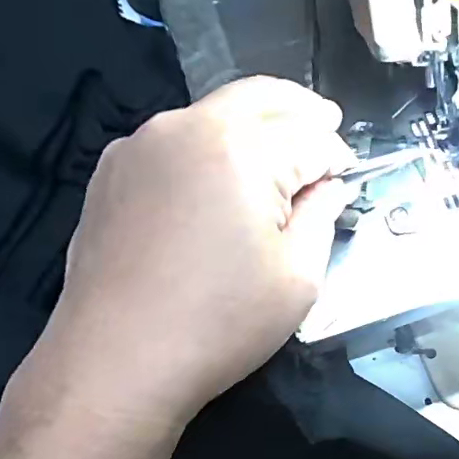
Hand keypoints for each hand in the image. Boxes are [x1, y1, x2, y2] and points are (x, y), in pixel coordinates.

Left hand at [14, 77, 355, 436]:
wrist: (118, 360)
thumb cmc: (221, 323)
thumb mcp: (298, 279)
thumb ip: (321, 218)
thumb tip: (328, 187)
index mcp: (239, 149)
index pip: (308, 135)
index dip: (336, 154)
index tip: (347, 173)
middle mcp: (184, 127)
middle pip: (258, 98)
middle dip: (300, 109)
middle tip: (325, 123)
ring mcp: (139, 146)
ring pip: (211, 114)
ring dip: (252, 125)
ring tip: (276, 154)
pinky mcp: (111, 173)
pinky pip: (174, 142)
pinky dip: (208, 148)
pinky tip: (217, 183)